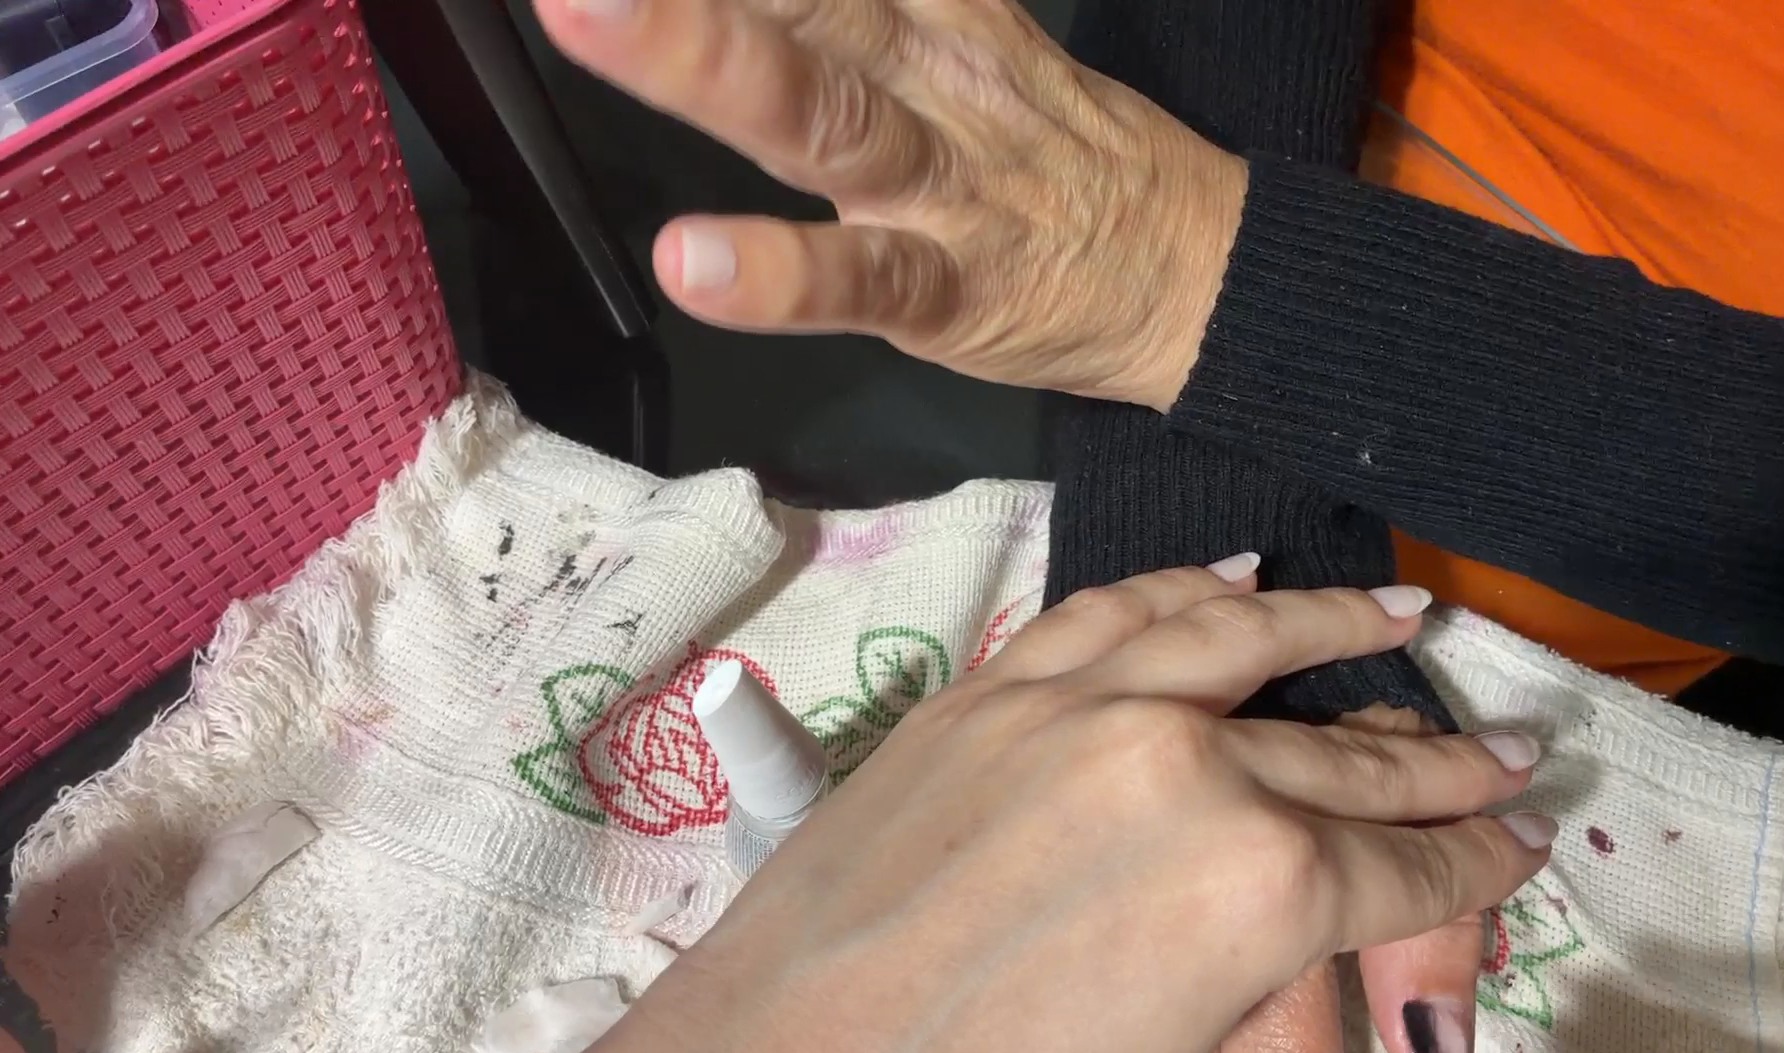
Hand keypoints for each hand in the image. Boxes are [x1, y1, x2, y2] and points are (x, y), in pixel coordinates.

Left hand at [535, 0, 1247, 409]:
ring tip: (590, 11)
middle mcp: (936, 82)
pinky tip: (699, 267)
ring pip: (828, 118)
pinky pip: (867, 279)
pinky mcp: (955, 292)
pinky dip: (786, 274)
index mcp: (945, 18)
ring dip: (715, 63)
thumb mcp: (993, 60)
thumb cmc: (1080, 175)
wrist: (1193, 275)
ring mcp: (946, 193)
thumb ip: (889, 15)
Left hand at [558, 564, 1555, 1052]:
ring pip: (1226, 637)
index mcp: (1247, 888)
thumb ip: (1266, 965)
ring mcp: (1072, 707)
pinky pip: (1106, 613)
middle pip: (1335, 758)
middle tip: (1498, 743)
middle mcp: (1175, 765)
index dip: (1469, 853)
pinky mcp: (992, 688)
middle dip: (1434, 761)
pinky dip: (1178, 586)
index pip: (1395, 864)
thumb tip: (1323, 911)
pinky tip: (1228, 572)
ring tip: (1388, 607)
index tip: (1519, 824)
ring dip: (1318, 619)